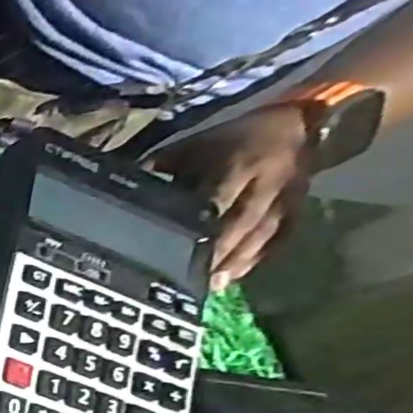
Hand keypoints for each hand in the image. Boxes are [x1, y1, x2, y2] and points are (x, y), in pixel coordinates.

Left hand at [151, 103, 312, 290]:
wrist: (295, 125)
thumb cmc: (225, 140)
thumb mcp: (185, 150)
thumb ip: (155, 172)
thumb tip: (114, 195)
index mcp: (235, 166)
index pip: (214, 201)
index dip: (199, 227)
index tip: (175, 251)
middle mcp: (265, 184)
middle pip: (241, 224)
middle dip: (217, 253)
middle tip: (191, 280)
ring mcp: (287, 197)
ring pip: (261, 235)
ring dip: (235, 262)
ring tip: (210, 287)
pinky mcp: (298, 207)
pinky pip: (278, 237)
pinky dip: (255, 259)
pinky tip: (233, 278)